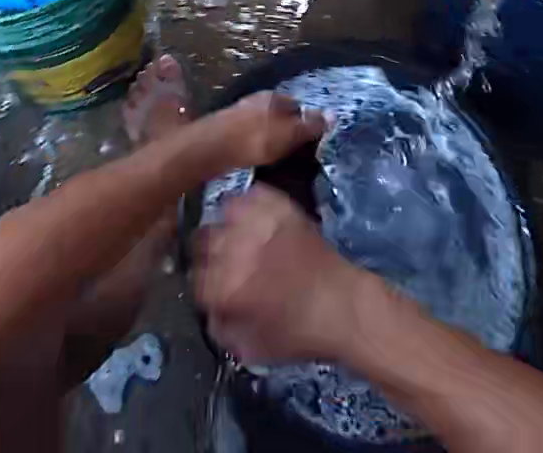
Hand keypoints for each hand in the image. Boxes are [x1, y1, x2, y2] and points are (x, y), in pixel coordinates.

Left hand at [190, 91, 326, 175]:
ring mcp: (240, 114)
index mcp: (273, 96)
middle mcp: (256, 100)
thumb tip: (332, 114)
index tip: (313, 141)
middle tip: (297, 153)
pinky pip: (250, 136)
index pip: (297, 105)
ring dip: (270, 138)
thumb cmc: (256, 138)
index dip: (306, 122)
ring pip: (263, 125)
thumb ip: (310, 124)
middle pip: (278, 114)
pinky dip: (256, 145)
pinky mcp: (228, 129)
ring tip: (279, 159)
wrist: (214, 147)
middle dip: (287, 130)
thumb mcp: (290, 133)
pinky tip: (258, 159)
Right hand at [192, 184, 369, 364]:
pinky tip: (254, 216)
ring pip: (223, 213)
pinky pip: (250, 194)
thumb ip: (221, 330)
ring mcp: (258, 222)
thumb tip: (210, 312)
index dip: (204, 283)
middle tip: (227, 264)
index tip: (214, 287)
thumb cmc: (302, 333)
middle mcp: (237, 249)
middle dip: (212, 254)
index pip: (196, 276)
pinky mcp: (279, 206)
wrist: (346, 308)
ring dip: (228, 227)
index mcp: (227, 285)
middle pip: (204, 241)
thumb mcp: (254, 348)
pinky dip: (248, 202)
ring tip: (240, 238)